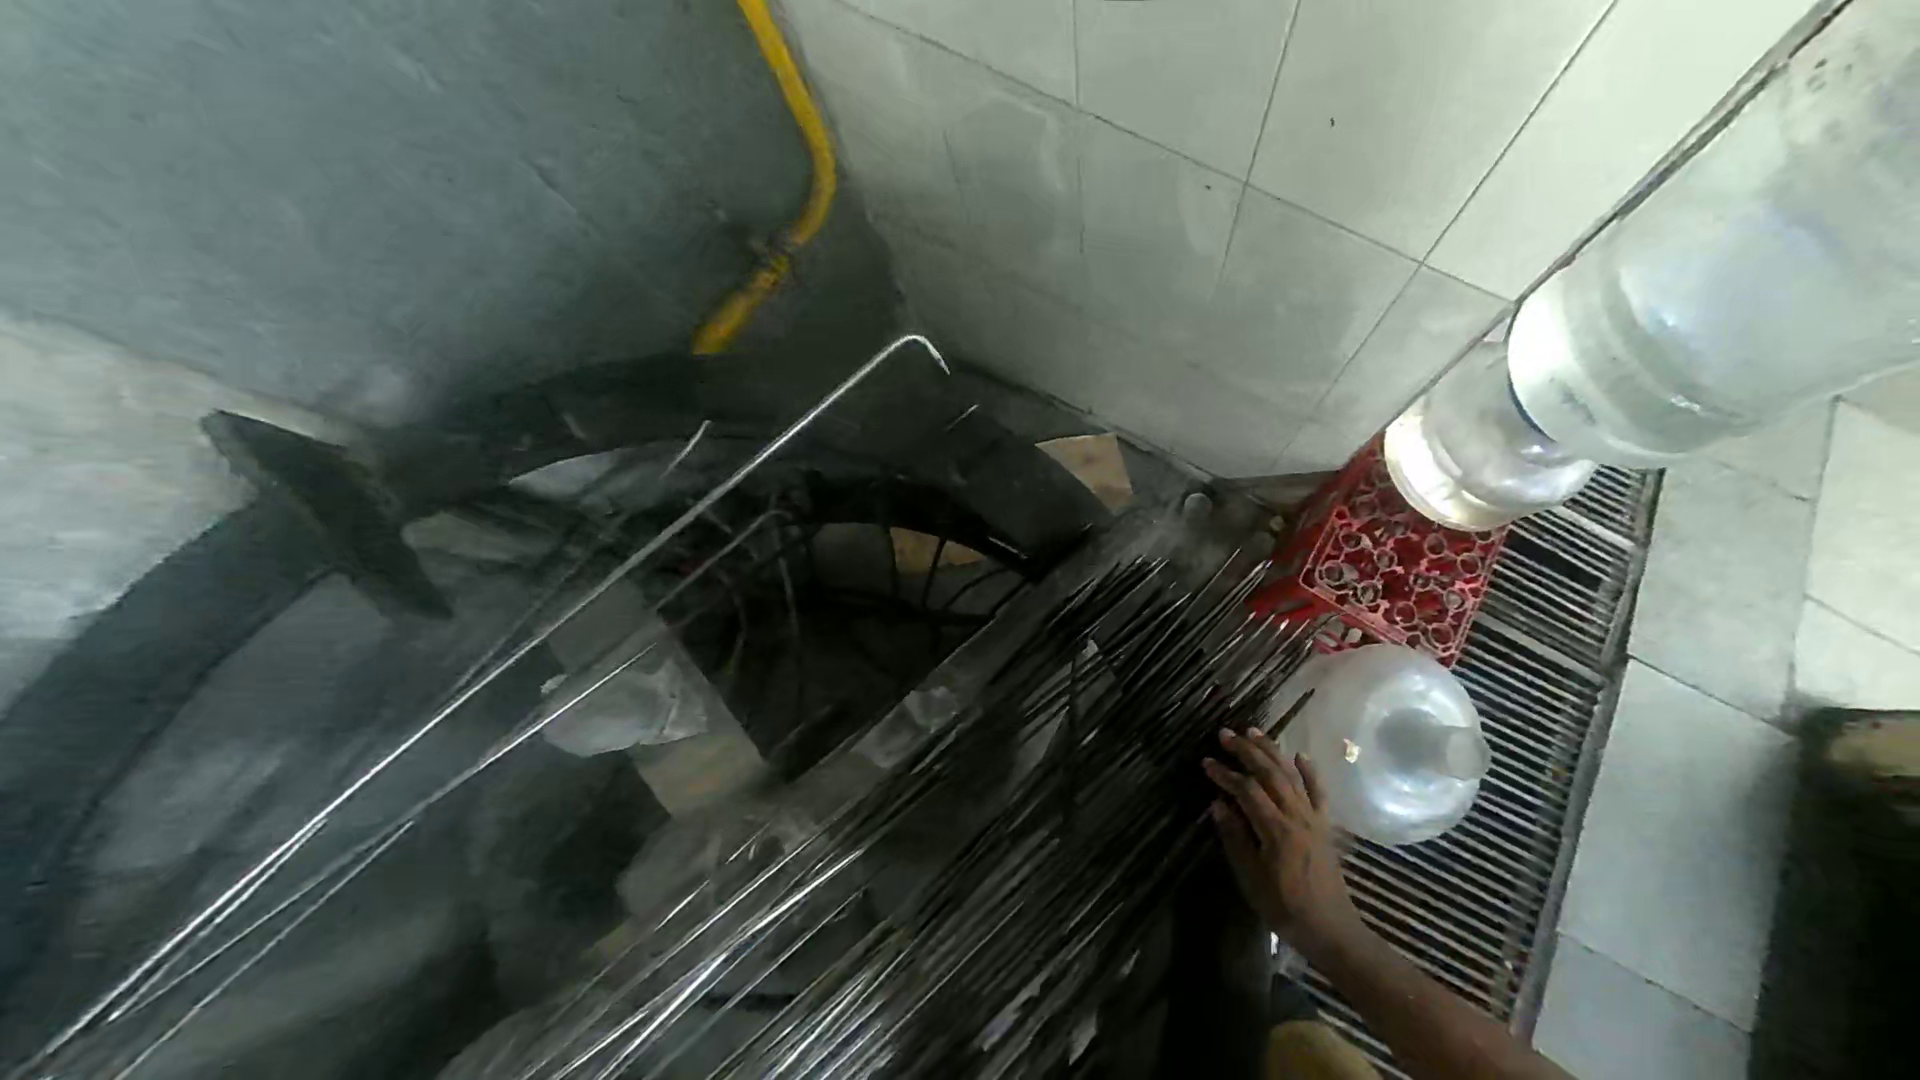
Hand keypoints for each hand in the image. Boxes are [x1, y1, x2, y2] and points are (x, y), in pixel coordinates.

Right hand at [1203, 728, 1362, 959]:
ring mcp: (1314, 819)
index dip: (1225, 774)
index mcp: (1276, 831)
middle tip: (1225, 734)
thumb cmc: (1284, 908)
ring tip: (1253, 732)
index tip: (1206, 762)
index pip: (1246, 791)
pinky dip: (1310, 771)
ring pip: (1292, 776)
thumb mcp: (1250, 878)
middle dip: (1246, 751)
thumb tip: (1217, 804)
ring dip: (1272, 752)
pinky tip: (1300, 755)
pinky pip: (1318, 792)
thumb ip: (1235, 838)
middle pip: (1270, 774)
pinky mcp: (1325, 826)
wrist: (1332, 931)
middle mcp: (1297, 817)